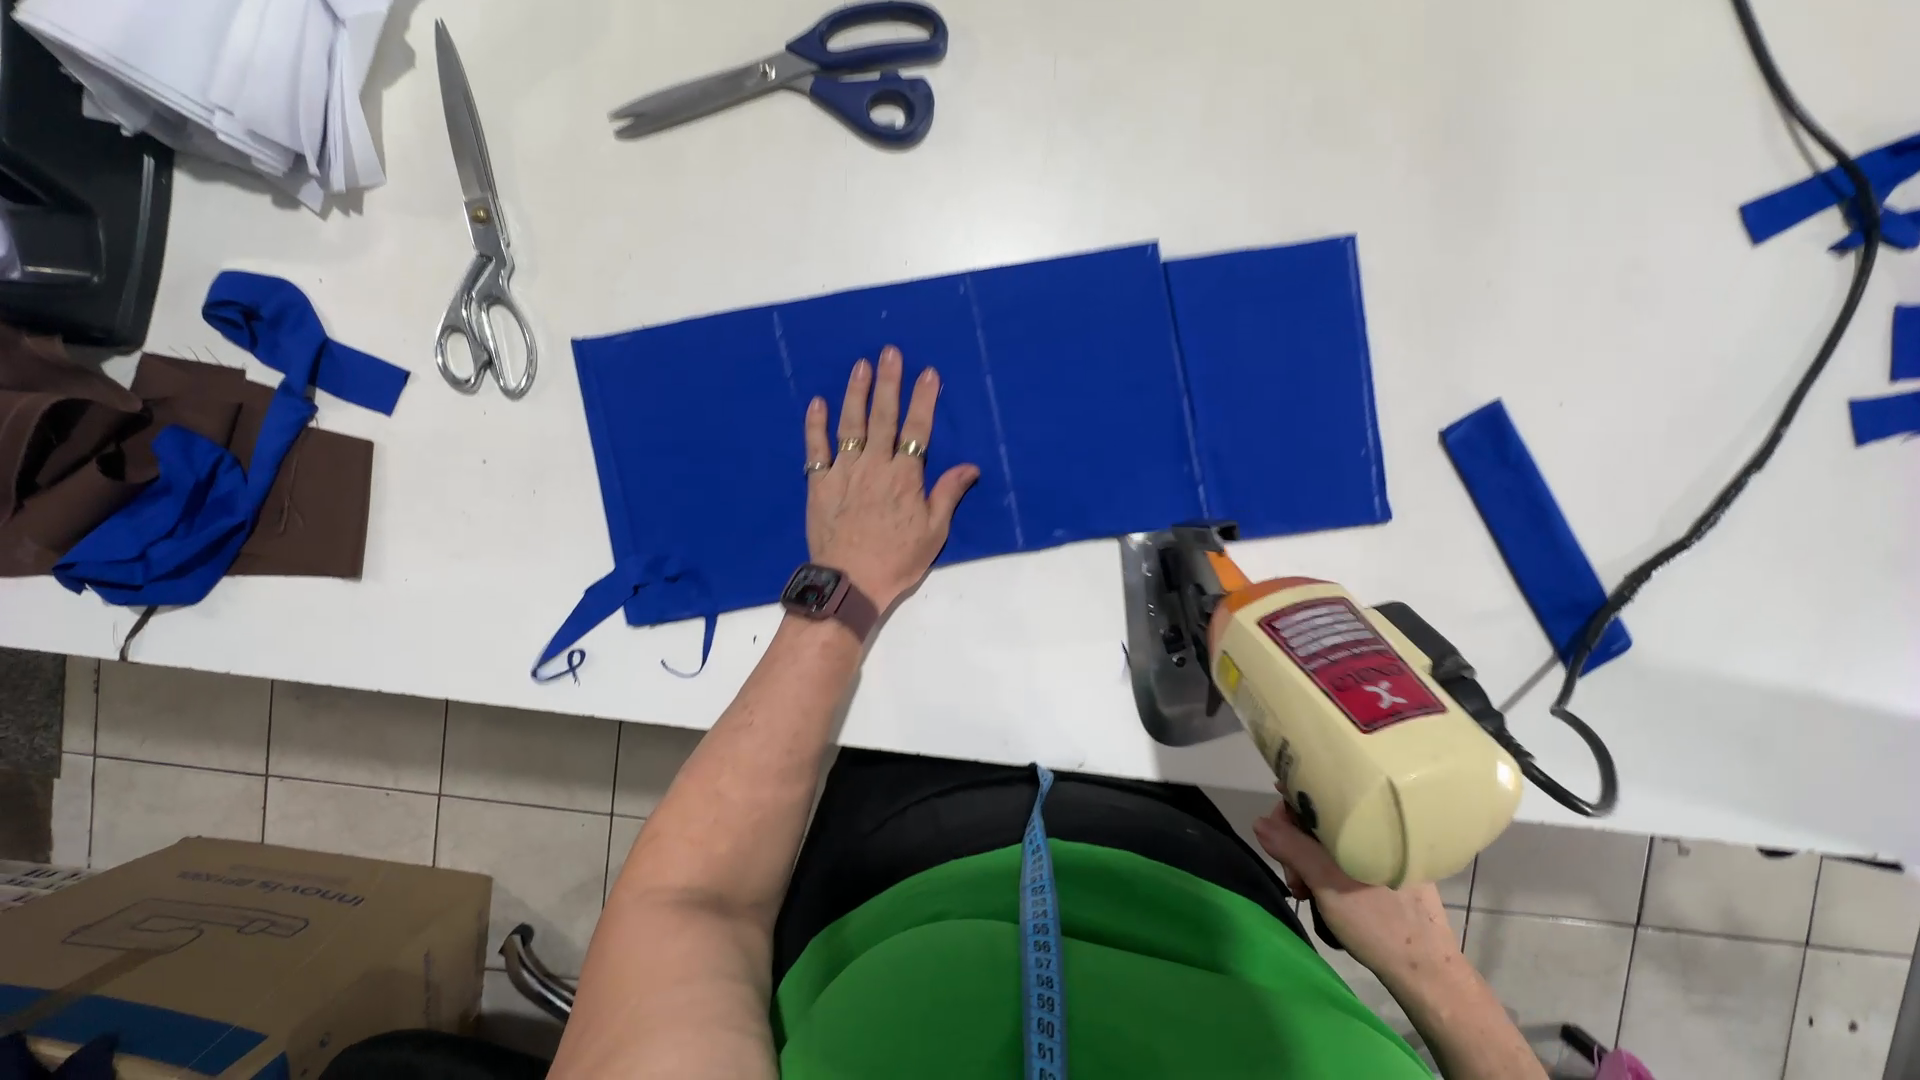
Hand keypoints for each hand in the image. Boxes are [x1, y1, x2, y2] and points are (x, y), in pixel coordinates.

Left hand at [804, 346, 979, 610]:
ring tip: (860, 366)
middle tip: (890, 352)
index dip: (924, 399)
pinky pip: (816, 448)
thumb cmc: (896, 559)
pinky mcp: (819, 483)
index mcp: (905, 476)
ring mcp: (844, 471)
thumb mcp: (934, 531)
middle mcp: (875, 465)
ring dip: (856, 393)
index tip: (928, 372)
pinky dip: (815, 425)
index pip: (917, 429)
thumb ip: (948, 494)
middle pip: (883, 416)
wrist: (849, 582)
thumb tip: (970, 466)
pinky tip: (817, 403)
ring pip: (850, 424)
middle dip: (888, 382)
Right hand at [1253, 801, 1462, 986]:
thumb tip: (1260, 822)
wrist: (1427, 973)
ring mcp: (1387, 855)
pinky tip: (1321, 894)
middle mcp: (1381, 832)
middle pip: (1323, 821)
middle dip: (1296, 844)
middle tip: (1293, 879)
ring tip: (1305, 891)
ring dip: (1308, 862)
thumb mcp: (1327, 884)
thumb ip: (1292, 848)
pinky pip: (1347, 859)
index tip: (1276, 834)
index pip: (1321, 796)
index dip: (1291, 809)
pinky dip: (1327, 871)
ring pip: (1332, 843)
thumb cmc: (1379, 924)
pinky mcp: (1390, 876)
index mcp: (1372, 824)